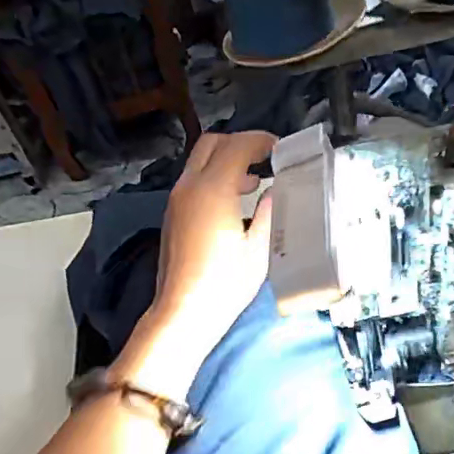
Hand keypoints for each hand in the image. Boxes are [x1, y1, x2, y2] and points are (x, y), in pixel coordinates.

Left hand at [114, 131, 276, 396]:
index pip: (237, 146)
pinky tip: (234, 203)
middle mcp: (189, 187)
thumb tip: (275, 193)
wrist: (184, 311)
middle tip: (265, 160)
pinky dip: (214, 178)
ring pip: (200, 161)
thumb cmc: (225, 285)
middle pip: (213, 143)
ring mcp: (177, 200)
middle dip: (240, 144)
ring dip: (226, 162)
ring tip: (254, 183)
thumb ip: (269, 214)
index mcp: (213, 190)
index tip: (280, 150)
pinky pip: (194, 181)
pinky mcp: (173, 215)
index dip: (261, 141)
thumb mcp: (258, 250)